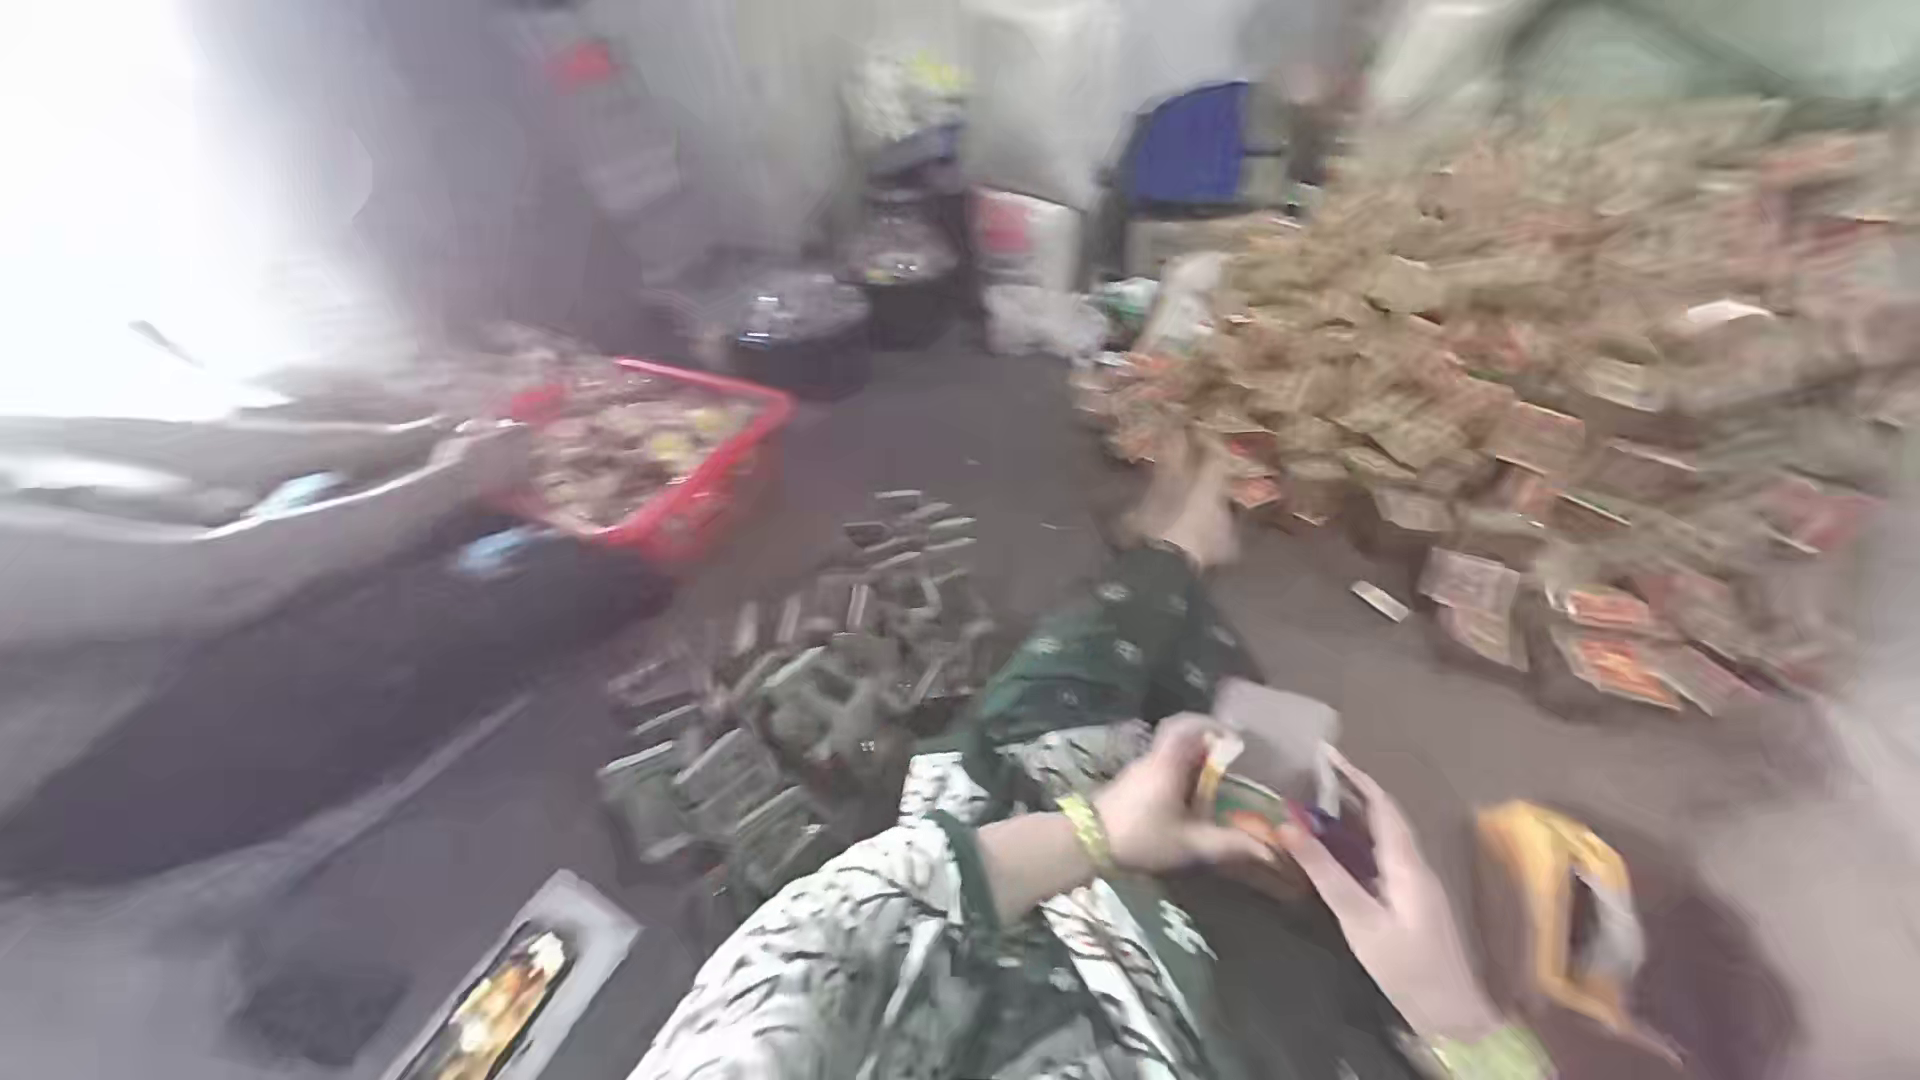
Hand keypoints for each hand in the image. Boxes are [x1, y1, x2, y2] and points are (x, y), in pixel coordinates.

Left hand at [1095, 714, 1275, 872]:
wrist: (1089, 841)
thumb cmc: (1142, 836)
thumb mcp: (1190, 845)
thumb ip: (1229, 844)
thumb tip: (1266, 849)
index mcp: (1167, 763)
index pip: (1185, 725)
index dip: (1209, 723)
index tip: (1233, 738)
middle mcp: (1153, 759)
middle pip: (1178, 735)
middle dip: (1205, 743)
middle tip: (1230, 761)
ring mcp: (1139, 769)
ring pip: (1169, 752)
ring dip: (1192, 759)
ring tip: (1217, 782)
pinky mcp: (1132, 782)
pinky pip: (1161, 766)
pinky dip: (1180, 773)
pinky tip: (1192, 798)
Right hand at [1279, 748, 1504, 1042]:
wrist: (1453, 1019)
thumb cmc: (1406, 967)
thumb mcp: (1358, 918)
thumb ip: (1324, 870)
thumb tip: (1286, 824)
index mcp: (1406, 863)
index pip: (1381, 805)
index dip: (1355, 775)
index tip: (1325, 753)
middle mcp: (1414, 864)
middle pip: (1383, 814)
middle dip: (1350, 787)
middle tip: (1311, 770)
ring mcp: (1414, 881)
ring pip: (1381, 832)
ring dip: (1351, 810)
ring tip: (1314, 795)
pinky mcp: (1408, 896)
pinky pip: (1379, 851)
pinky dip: (1354, 835)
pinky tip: (1332, 839)